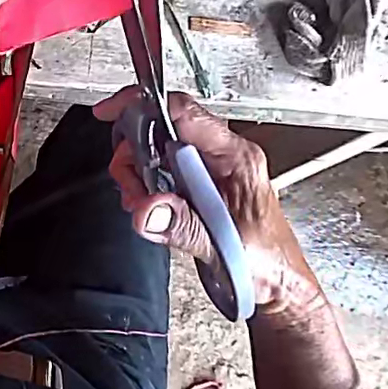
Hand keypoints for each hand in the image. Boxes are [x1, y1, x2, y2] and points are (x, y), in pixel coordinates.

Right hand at [94, 88, 330, 321]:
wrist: (277, 282)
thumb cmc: (266, 261)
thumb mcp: (224, 246)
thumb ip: (182, 227)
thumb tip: (146, 208)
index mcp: (236, 158)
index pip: (183, 113)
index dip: (141, 106)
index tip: (110, 111)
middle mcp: (223, 156)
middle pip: (162, 129)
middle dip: (133, 154)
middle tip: (128, 186)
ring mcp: (210, 168)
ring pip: (158, 150)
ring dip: (137, 174)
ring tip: (141, 203)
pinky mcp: (199, 183)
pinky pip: (162, 169)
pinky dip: (145, 185)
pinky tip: (149, 208)